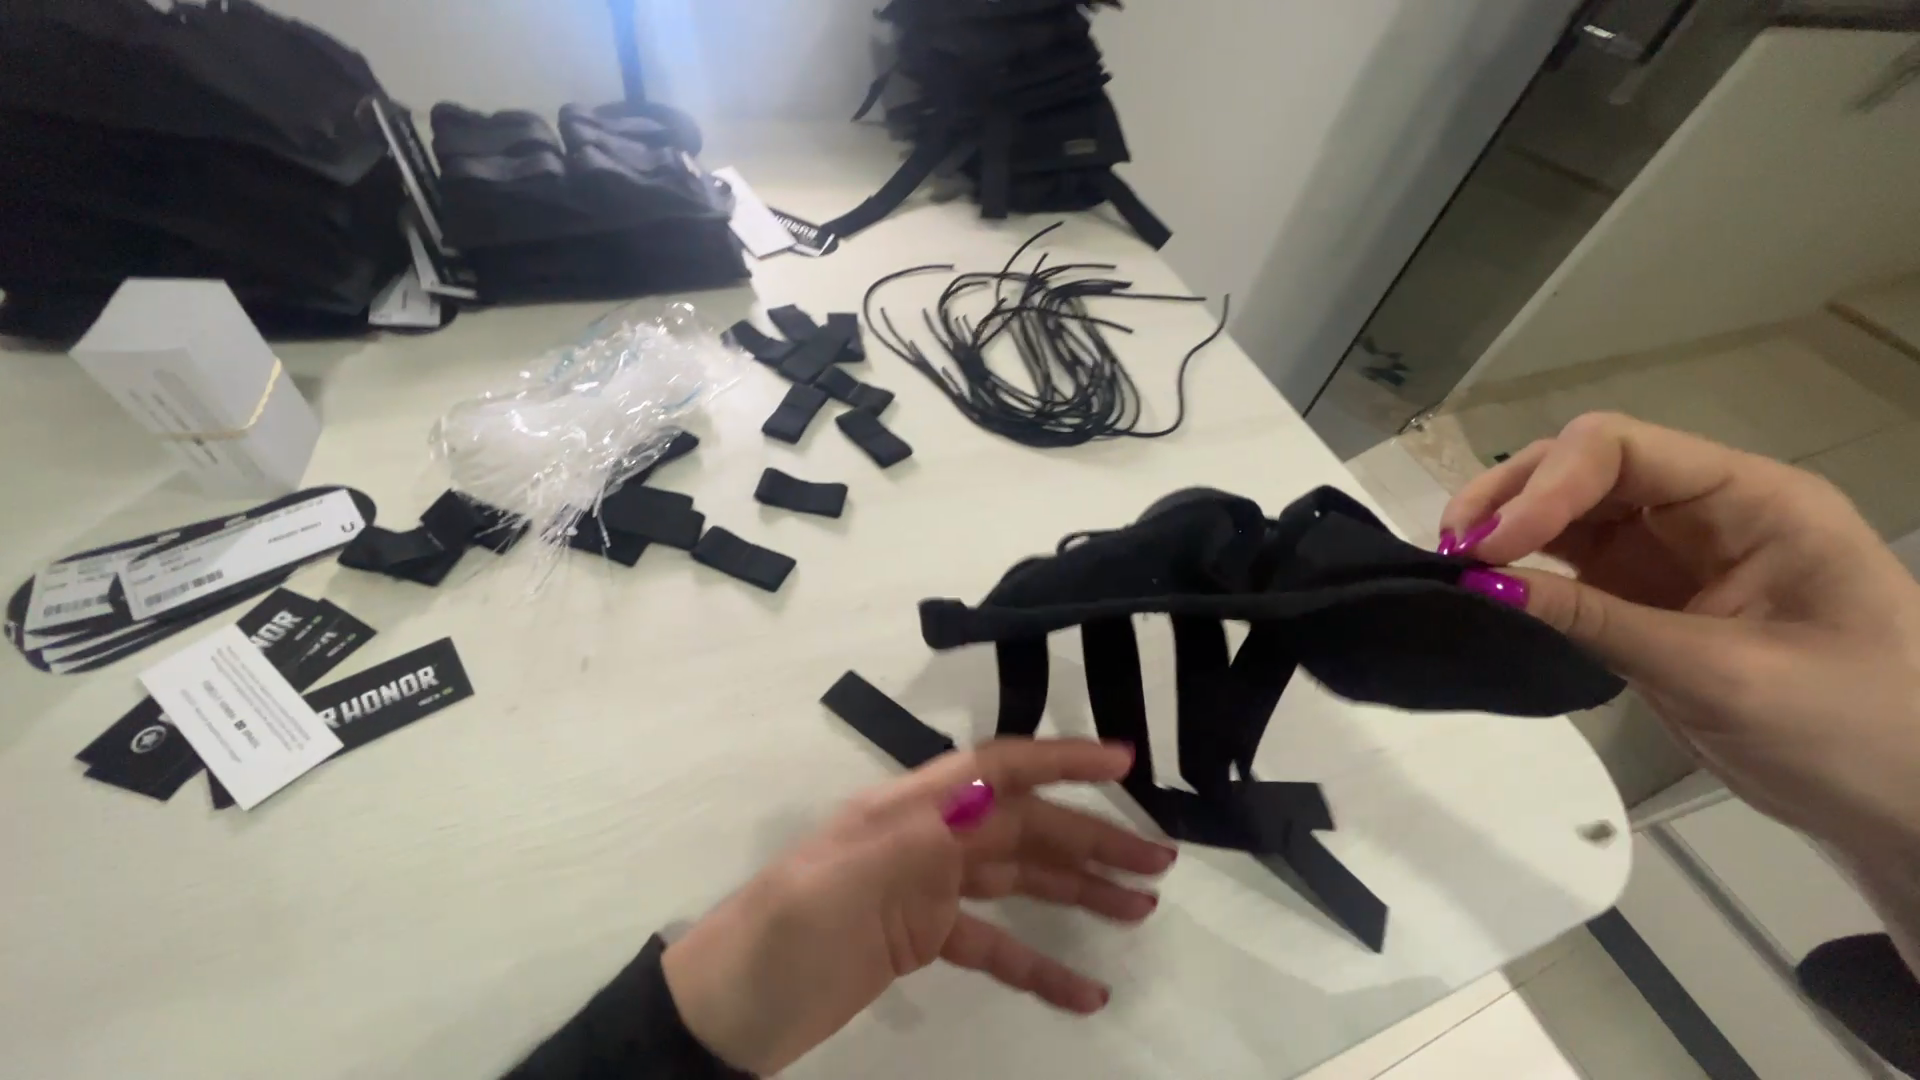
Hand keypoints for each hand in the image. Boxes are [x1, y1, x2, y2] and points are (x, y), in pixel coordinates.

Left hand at [660, 739, 1174, 1074]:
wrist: (726, 1014)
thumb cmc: (784, 937)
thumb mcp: (845, 880)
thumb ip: (918, 836)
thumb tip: (986, 793)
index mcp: (909, 809)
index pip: (996, 768)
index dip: (1059, 761)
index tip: (1122, 765)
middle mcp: (926, 837)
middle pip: (1022, 826)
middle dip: (1090, 838)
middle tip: (1158, 861)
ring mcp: (925, 889)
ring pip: (1018, 879)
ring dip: (1078, 891)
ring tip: (1140, 909)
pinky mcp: (922, 939)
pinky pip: (993, 944)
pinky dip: (1038, 964)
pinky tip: (1083, 992)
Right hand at [1440, 412, 1919, 858]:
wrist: (1904, 806)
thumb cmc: (1854, 731)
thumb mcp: (1718, 672)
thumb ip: (1594, 621)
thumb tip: (1477, 585)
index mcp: (1753, 500)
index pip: (1619, 450)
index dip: (1544, 485)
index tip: (1489, 547)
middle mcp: (1700, 509)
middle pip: (1578, 464)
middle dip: (1508, 497)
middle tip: (1454, 550)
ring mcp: (1663, 549)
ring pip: (1559, 506)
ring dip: (1499, 524)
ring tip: (1454, 562)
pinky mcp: (1634, 590)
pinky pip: (1558, 559)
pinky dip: (1511, 566)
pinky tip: (1480, 583)